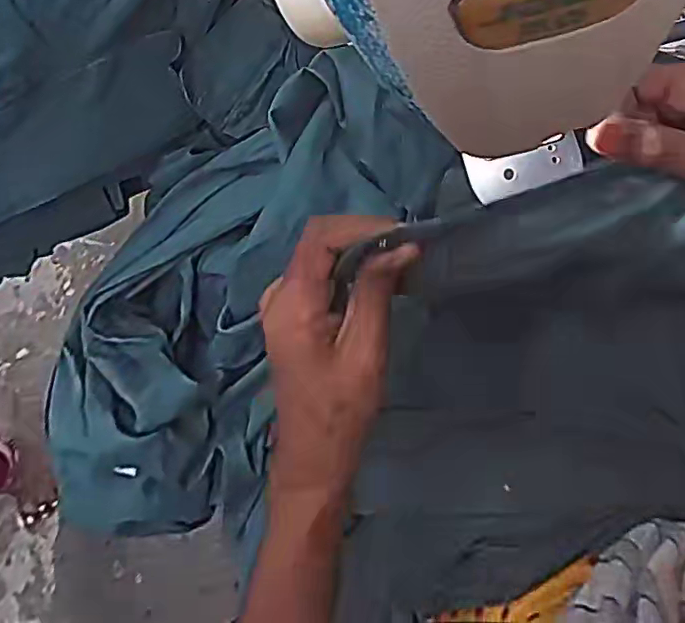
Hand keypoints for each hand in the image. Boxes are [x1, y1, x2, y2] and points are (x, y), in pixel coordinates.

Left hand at [259, 216, 419, 504]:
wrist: (313, 459)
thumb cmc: (341, 410)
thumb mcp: (366, 350)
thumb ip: (376, 290)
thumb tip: (402, 246)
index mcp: (292, 301)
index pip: (320, 236)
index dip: (362, 226)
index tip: (400, 235)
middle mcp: (278, 294)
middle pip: (319, 240)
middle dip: (364, 235)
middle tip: (405, 248)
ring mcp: (281, 303)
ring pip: (320, 254)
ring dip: (360, 251)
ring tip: (399, 262)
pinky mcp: (291, 313)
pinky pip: (320, 273)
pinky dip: (350, 268)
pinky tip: (378, 280)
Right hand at [587, 61, 684, 257]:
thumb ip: (651, 146)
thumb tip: (596, 133)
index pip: (631, 82)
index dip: (609, 108)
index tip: (591, 139)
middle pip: (638, 103)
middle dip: (623, 130)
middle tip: (610, 163)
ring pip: (653, 124)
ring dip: (640, 147)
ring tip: (626, 172)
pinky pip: (669, 141)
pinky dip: (658, 157)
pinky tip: (649, 176)